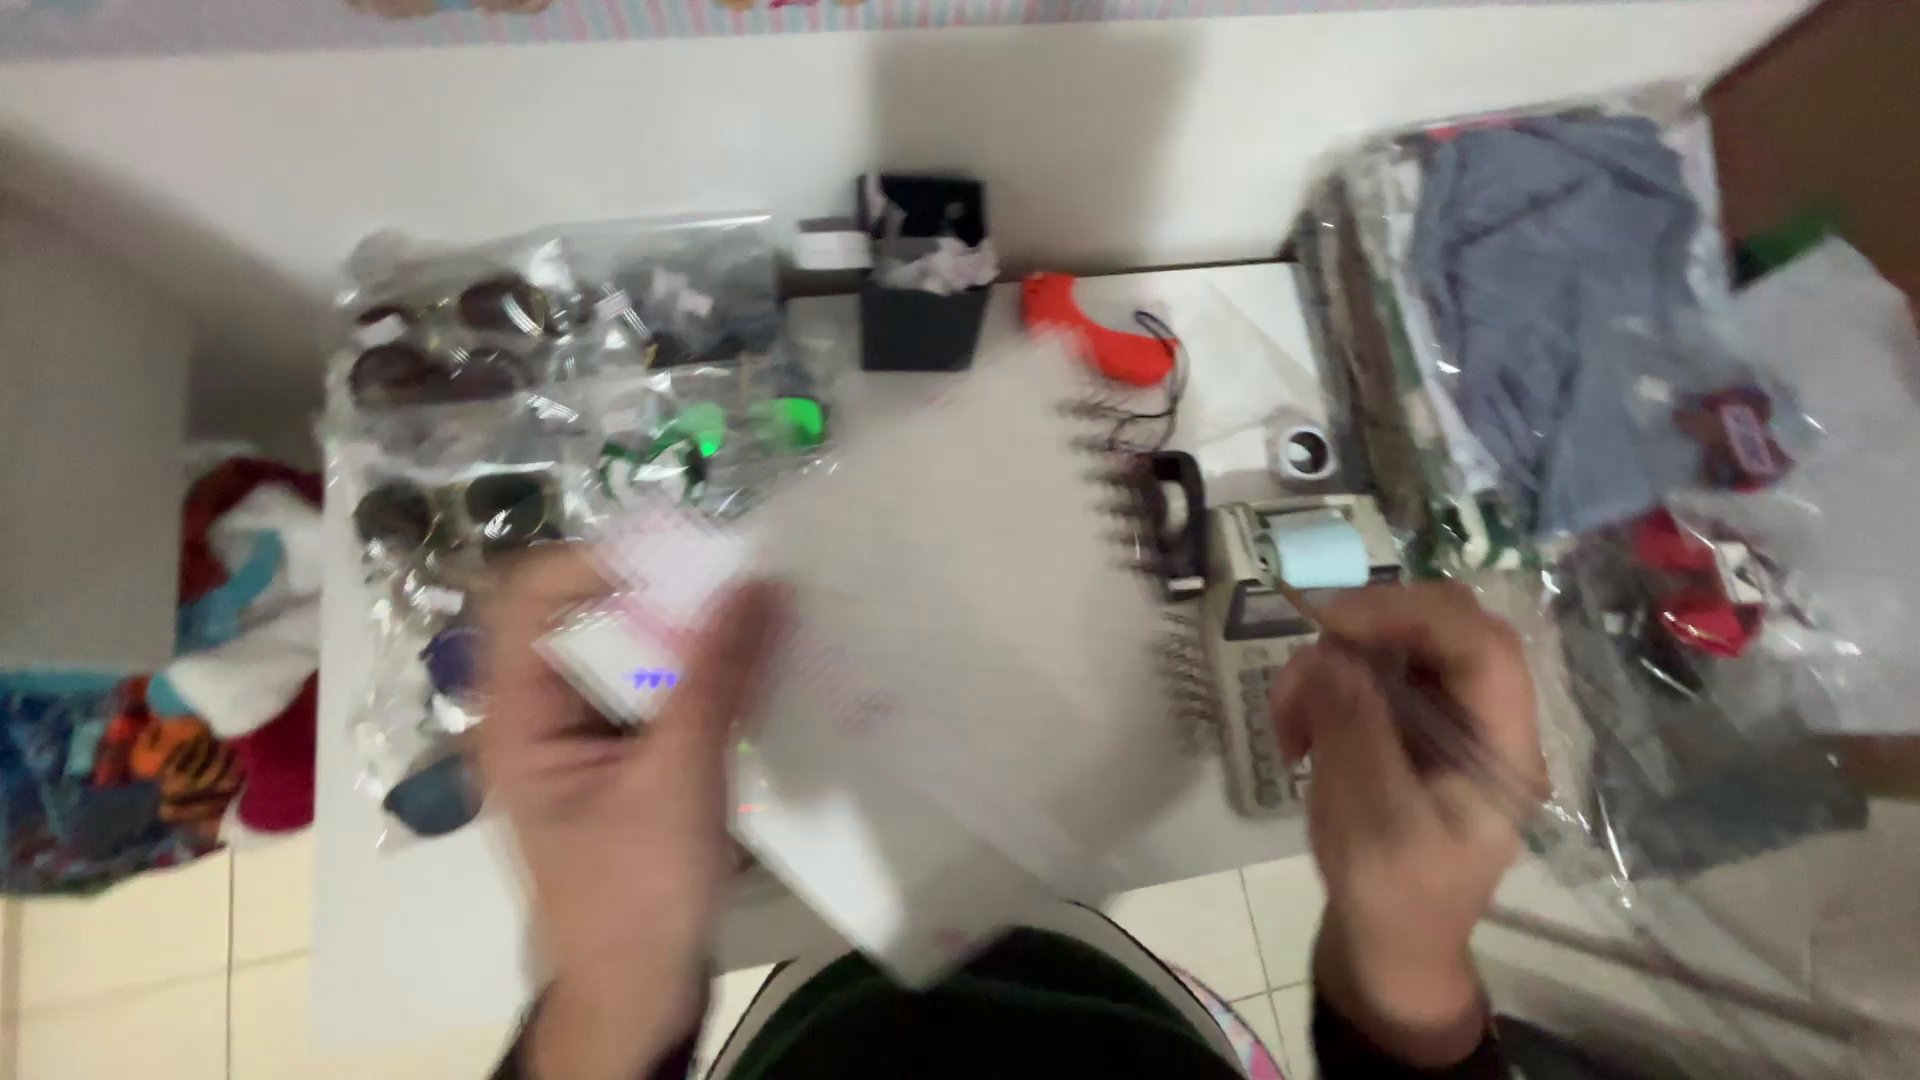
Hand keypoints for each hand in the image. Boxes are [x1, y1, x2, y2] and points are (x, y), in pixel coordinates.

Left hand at [478, 548, 784, 1079]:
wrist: (640, 989)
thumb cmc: (637, 890)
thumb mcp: (679, 775)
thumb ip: (717, 674)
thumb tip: (758, 581)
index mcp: (519, 712)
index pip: (535, 593)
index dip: (603, 559)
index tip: (690, 556)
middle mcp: (546, 707)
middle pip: (595, 611)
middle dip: (667, 589)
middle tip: (743, 576)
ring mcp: (593, 729)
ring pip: (638, 646)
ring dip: (696, 624)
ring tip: (762, 606)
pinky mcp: (635, 749)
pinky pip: (668, 683)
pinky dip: (709, 663)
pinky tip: (759, 656)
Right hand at [1269, 582, 1540, 1066]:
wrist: (1388, 932)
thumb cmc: (1394, 891)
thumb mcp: (1374, 822)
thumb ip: (1356, 735)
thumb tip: (1327, 655)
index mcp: (1501, 746)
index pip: (1483, 647)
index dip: (1411, 615)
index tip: (1332, 622)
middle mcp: (1478, 714)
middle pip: (1438, 624)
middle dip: (1362, 630)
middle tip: (1305, 661)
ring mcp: (1438, 710)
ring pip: (1385, 640)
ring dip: (1322, 666)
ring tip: (1287, 724)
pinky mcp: (1398, 714)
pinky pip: (1354, 668)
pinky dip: (1313, 686)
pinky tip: (1293, 732)